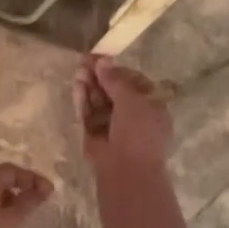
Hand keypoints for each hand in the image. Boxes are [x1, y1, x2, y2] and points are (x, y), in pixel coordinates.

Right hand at [75, 55, 172, 170]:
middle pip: (113, 90)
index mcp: (151, 106)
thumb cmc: (138, 132)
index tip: (100, 58)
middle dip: (99, 77)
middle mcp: (133, 115)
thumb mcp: (131, 100)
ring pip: (99, 101)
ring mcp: (113, 125)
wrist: (127, 169)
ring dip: (90, 86)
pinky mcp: (96, 134)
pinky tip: (77, 87)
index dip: (116, 70)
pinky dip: (83, 101)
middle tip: (84, 63)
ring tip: (78, 72)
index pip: (133, 82)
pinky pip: (89, 114)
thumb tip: (102, 60)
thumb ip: (115, 79)